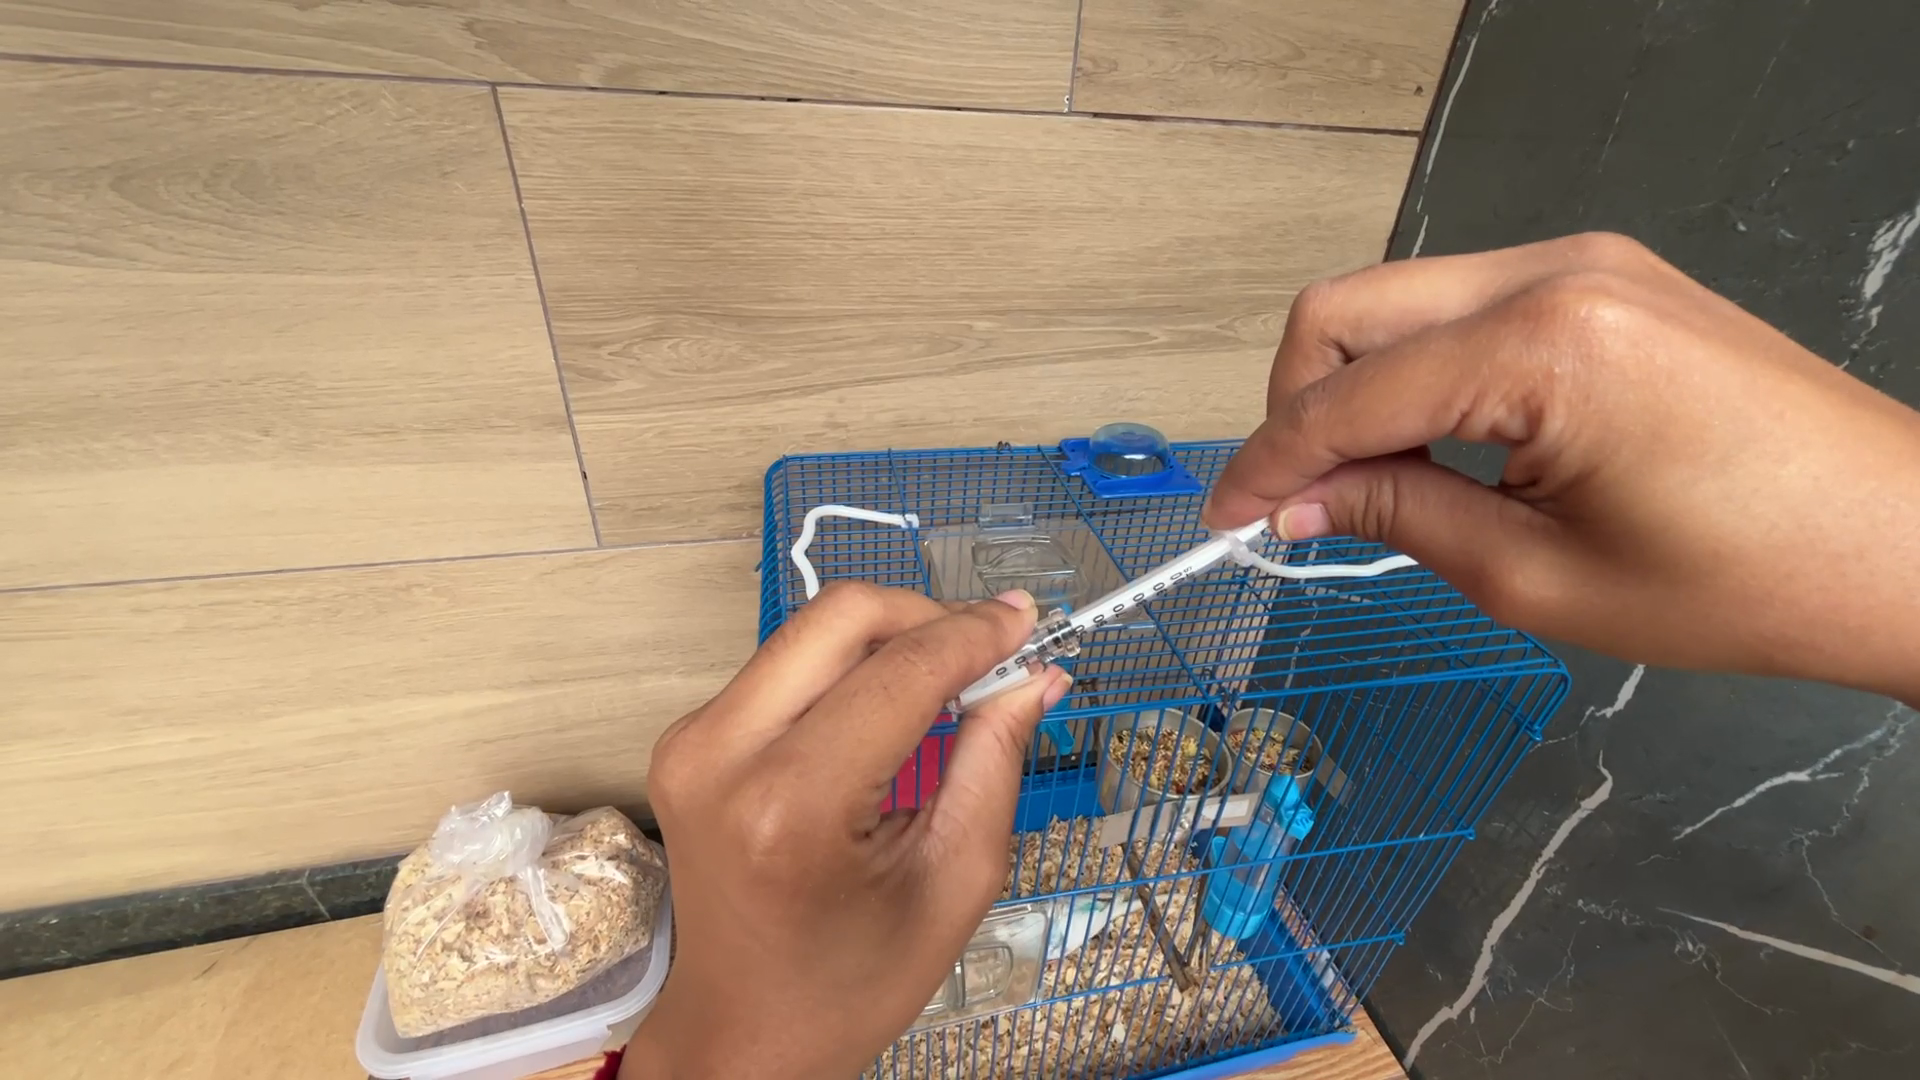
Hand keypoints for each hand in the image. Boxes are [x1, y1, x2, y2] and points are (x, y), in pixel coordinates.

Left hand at [621, 584, 1070, 1079]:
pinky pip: (789, 660)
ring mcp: (695, 737)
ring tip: (951, 672)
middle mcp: (724, 752)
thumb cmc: (851, 982)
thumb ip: (996, 760)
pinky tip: (893, 695)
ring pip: (814, 628)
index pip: (900, 673)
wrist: (736, 1031)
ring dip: (893, 633)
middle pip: (842, 616)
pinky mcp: (691, 733)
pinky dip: (854, 660)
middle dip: (929, 615)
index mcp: (792, 805)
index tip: (1026, 623)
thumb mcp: (953, 882)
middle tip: (988, 647)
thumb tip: (1034, 676)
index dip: (974, 635)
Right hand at [1203, 232, 1919, 705]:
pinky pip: (1436, 312)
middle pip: (1337, 314)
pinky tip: (1415, 438)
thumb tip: (1286, 508)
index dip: (1265, 467)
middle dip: (1290, 409)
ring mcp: (1570, 262)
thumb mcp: (1526, 574)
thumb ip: (1388, 516)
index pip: (1342, 402)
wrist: (1915, 548)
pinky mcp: (1585, 278)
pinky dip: (1395, 375)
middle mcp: (1549, 273)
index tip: (1225, 520)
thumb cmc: (1732, 584)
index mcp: (1544, 347)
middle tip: (1295, 495)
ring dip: (1338, 390)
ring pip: (1378, 304)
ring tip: (1354, 477)